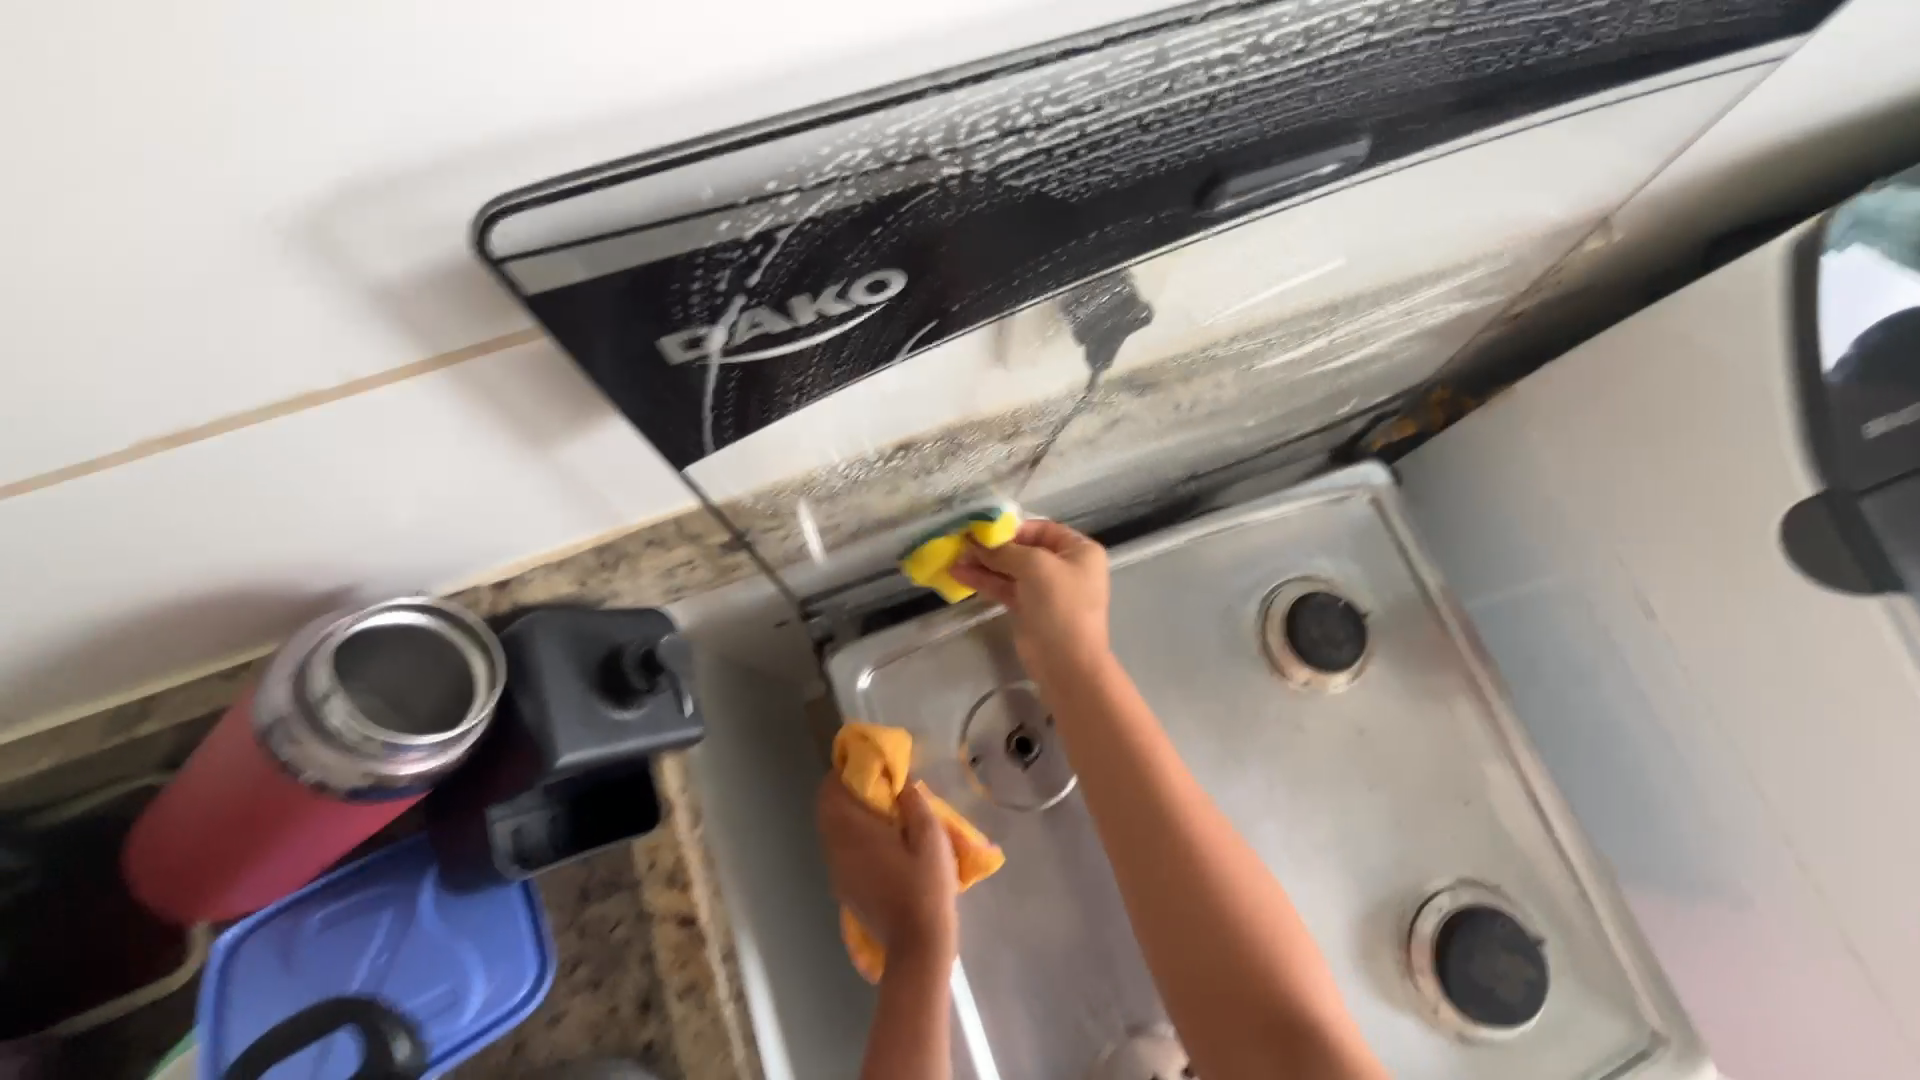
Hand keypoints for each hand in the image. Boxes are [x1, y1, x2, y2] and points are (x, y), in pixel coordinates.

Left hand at [817, 777, 958, 960]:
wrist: (917, 945)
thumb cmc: (926, 886)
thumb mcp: (931, 836)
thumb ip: (914, 803)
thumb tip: (901, 784)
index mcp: (853, 832)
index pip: (830, 791)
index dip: (844, 772)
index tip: (868, 764)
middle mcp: (836, 849)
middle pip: (826, 809)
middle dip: (845, 791)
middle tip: (875, 784)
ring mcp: (837, 872)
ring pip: (831, 830)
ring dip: (848, 814)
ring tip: (880, 810)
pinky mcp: (844, 888)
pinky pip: (839, 849)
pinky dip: (851, 835)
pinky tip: (880, 840)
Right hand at [950, 520, 1111, 676]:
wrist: (1067, 663)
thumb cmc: (1060, 606)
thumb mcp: (1035, 566)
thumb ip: (1005, 551)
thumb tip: (977, 543)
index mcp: (1078, 550)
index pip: (1041, 529)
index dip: (1012, 528)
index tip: (983, 530)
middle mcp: (1063, 566)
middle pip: (1023, 548)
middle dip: (992, 547)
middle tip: (961, 543)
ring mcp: (1045, 589)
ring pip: (1010, 569)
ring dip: (983, 563)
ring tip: (954, 558)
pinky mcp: (1028, 608)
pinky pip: (1004, 588)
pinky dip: (984, 580)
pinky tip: (960, 574)